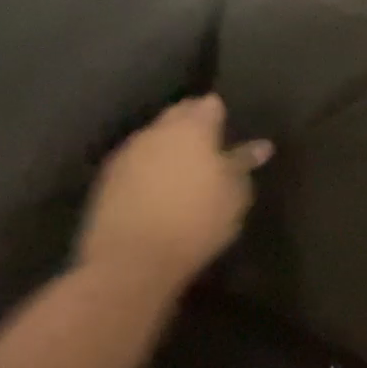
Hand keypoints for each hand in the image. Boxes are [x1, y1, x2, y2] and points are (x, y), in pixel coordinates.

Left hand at [75, 94, 272, 293]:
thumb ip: (244, 164)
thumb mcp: (235, 193)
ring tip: (185, 165)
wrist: (130, 263)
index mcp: (192, 128)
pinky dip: (150, 166)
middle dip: (192, 123)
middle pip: (177, 115)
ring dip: (169, 146)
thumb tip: (261, 146)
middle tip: (210, 143)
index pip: (209, 104)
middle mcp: (157, 132)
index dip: (220, 113)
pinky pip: (136, 162)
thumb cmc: (197, 220)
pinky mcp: (105, 182)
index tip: (230, 127)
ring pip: (154, 138)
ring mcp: (127, 155)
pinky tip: (160, 185)